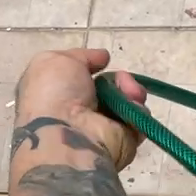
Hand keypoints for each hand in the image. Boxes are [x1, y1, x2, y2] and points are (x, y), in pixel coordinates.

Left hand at [12, 48, 148, 169]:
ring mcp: (105, 126)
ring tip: (129, 94)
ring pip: (129, 100)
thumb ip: (82, 56)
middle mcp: (82, 111)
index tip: (102, 63)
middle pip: (113, 87)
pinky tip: (131, 110)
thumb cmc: (55, 95)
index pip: (85, 79)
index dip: (95, 69)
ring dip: (132, 91)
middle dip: (121, 79)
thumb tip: (103, 57)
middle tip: (122, 80)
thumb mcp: (56, 61)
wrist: (69, 134)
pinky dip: (138, 110)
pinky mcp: (125, 139)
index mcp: (60, 95)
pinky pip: (139, 118)